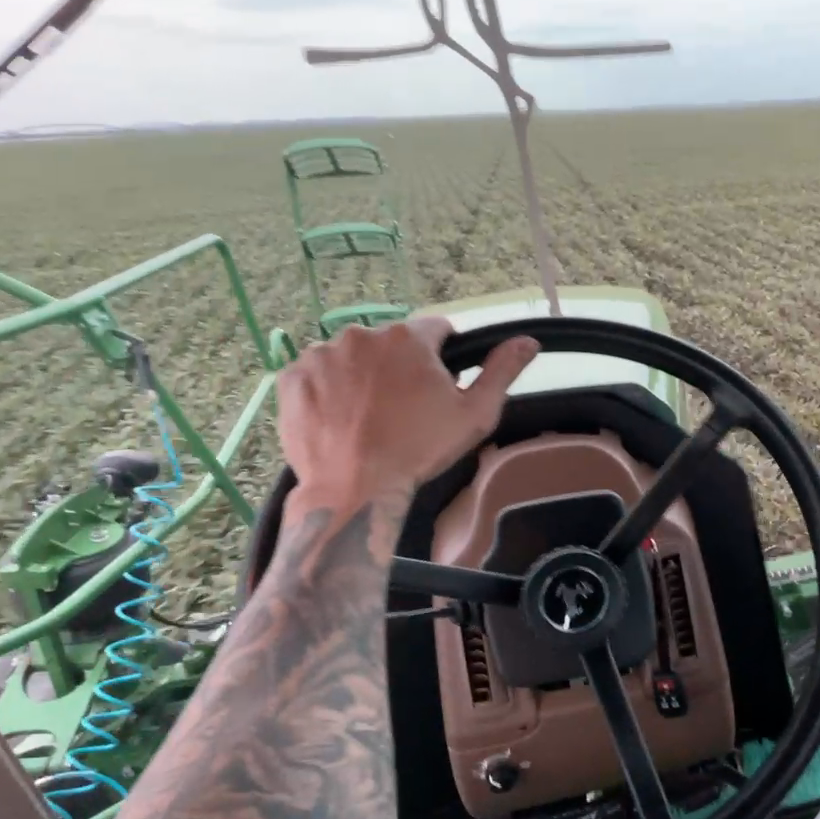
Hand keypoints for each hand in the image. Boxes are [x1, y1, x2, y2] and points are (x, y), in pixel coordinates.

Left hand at [278, 318, 538, 507]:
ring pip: (353, 358)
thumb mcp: (476, 414)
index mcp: (409, 338)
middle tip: (406, 412)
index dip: (445, 358)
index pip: (437, 330)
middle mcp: (361, 334)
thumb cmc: (421, 450)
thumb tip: (528, 340)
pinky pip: (318, 376)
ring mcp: (320, 354)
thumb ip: (502, 371)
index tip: (440, 389)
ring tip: (370, 420)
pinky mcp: (291, 378)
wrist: (354, 488)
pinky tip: (341, 422)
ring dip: (364, 378)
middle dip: (400, 368)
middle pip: (391, 344)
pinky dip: (330, 392)